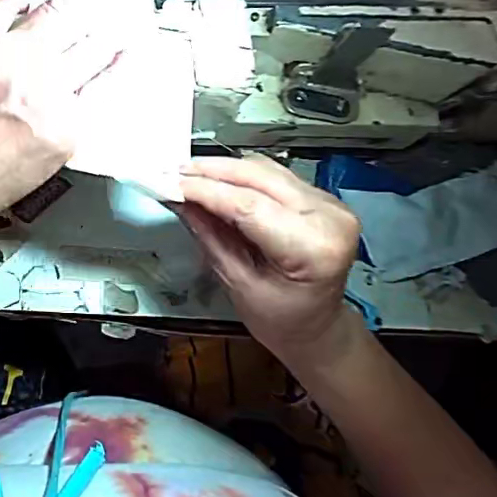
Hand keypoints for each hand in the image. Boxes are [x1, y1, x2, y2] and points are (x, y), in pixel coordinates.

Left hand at [0, 0, 122, 248]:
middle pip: (89, 40)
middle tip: (105, 17)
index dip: (121, 56)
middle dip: (102, 28)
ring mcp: (7, 59)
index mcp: (66, 126)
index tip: (126, 45)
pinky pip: (3, 3)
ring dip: (71, 5)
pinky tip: (24, 0)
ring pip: (56, 12)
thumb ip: (68, 124)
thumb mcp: (43, 166)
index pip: (108, 76)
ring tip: (75, 2)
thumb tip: (79, 90)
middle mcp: (44, 87)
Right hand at [177, 154, 363, 366]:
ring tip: (186, 176)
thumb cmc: (283, 318)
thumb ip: (209, 235)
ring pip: (263, 169)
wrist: (317, 327)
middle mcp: (328, 217)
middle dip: (209, 172)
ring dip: (221, 169)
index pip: (249, 205)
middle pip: (257, 177)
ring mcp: (327, 203)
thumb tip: (179, 200)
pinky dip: (238, 174)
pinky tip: (213, 179)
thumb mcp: (237, 283)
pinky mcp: (317, 196)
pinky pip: (271, 174)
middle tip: (171, 173)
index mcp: (315, 248)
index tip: (168, 185)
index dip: (204, 191)